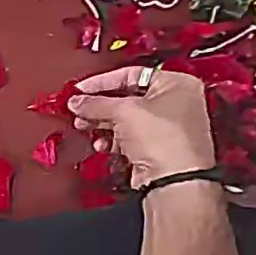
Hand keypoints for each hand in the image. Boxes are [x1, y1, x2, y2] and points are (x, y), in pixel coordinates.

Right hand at [68, 66, 215, 188]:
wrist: (174, 180)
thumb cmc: (165, 140)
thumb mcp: (124, 112)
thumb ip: (96, 103)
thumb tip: (78, 101)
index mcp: (177, 84)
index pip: (132, 74)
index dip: (103, 82)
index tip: (83, 89)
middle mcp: (176, 104)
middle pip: (128, 98)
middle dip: (100, 106)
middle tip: (80, 108)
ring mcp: (167, 128)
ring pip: (127, 120)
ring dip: (103, 124)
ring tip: (84, 125)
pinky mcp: (158, 149)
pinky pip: (130, 138)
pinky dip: (113, 140)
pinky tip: (101, 144)